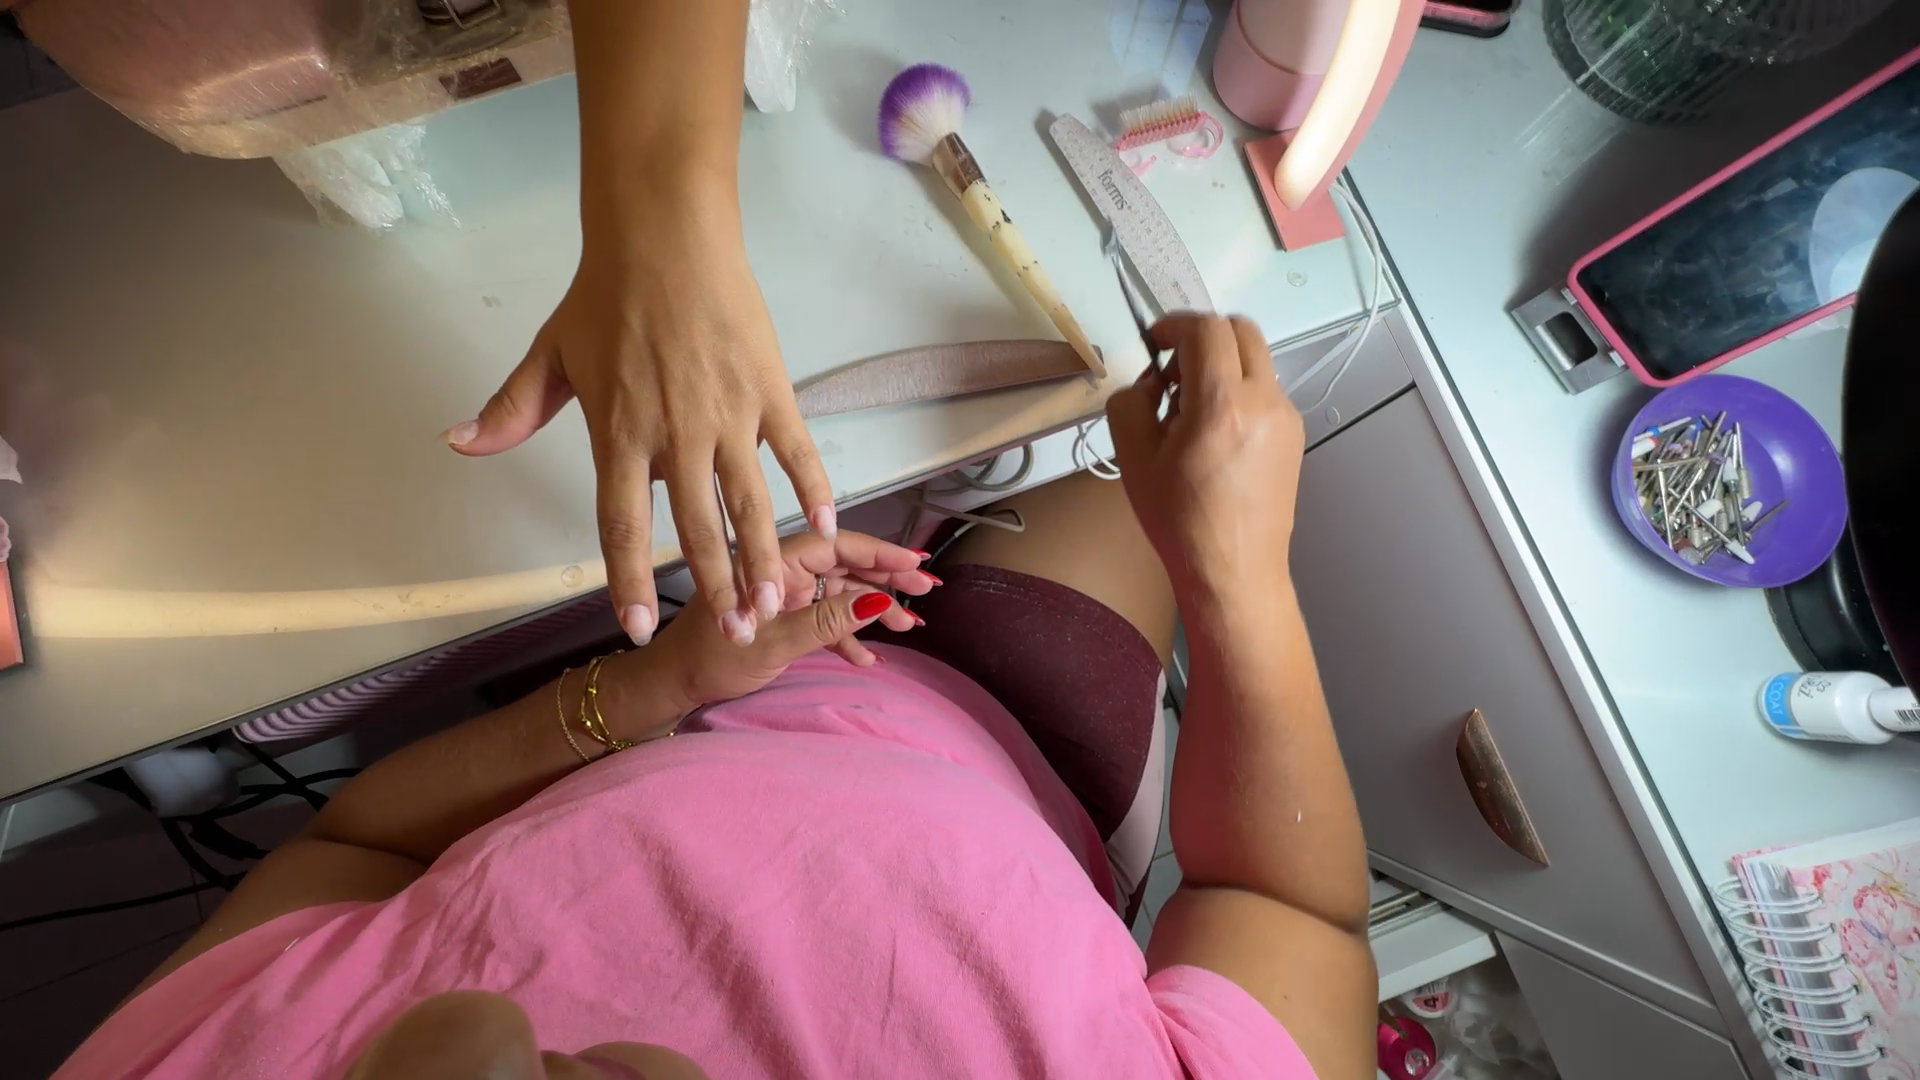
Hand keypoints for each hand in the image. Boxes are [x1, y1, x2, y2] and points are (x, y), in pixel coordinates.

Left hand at [442, 204, 833, 650]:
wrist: (666, 235)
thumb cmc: (608, 294)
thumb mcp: (552, 352)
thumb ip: (512, 409)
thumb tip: (458, 446)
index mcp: (619, 433)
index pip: (622, 524)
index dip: (630, 581)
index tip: (638, 629)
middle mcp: (676, 437)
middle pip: (695, 528)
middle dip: (715, 589)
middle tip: (736, 637)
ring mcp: (729, 417)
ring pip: (749, 502)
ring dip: (763, 558)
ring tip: (775, 604)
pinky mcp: (771, 392)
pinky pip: (796, 452)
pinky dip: (813, 490)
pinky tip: (825, 528)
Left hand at [644, 529, 931, 715]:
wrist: (672, 684)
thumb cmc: (711, 658)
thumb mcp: (775, 642)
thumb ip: (828, 622)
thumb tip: (880, 601)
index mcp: (776, 561)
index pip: (838, 546)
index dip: (881, 552)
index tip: (916, 562)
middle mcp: (786, 571)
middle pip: (847, 567)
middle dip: (888, 578)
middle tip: (926, 590)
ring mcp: (788, 595)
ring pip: (842, 594)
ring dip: (874, 611)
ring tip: (909, 626)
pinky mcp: (787, 618)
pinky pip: (827, 621)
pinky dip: (849, 636)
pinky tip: (870, 656)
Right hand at [1104, 314, 1302, 598]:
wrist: (1232, 569)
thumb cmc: (1179, 520)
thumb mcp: (1133, 460)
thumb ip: (1130, 404)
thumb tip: (1149, 384)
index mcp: (1221, 405)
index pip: (1205, 330)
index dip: (1173, 325)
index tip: (1153, 343)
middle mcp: (1264, 401)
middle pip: (1239, 330)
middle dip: (1200, 337)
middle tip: (1170, 372)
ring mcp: (1285, 416)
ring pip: (1254, 360)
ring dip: (1218, 365)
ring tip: (1187, 412)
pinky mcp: (1293, 435)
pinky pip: (1263, 390)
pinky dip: (1235, 390)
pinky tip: (1212, 435)